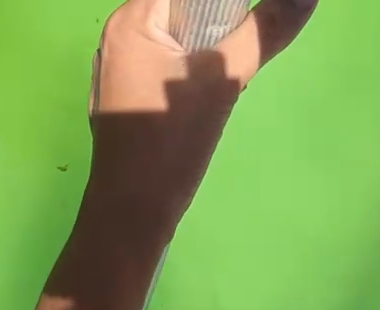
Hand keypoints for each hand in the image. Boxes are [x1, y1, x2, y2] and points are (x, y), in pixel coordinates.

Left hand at [84, 0, 317, 237]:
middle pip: (179, 11)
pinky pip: (161, 74)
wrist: (130, 218)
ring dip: (205, 55)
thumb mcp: (221, 83)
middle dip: (217, 27)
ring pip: (172, 45)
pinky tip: (200, 109)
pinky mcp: (123, 109)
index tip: (242, 26)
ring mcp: (115, 78)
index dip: (220, 5)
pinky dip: (187, 80)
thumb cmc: (169, 147)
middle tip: (230, 67)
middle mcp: (115, 41)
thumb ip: (263, 32)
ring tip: (218, 90)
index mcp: (131, 21)